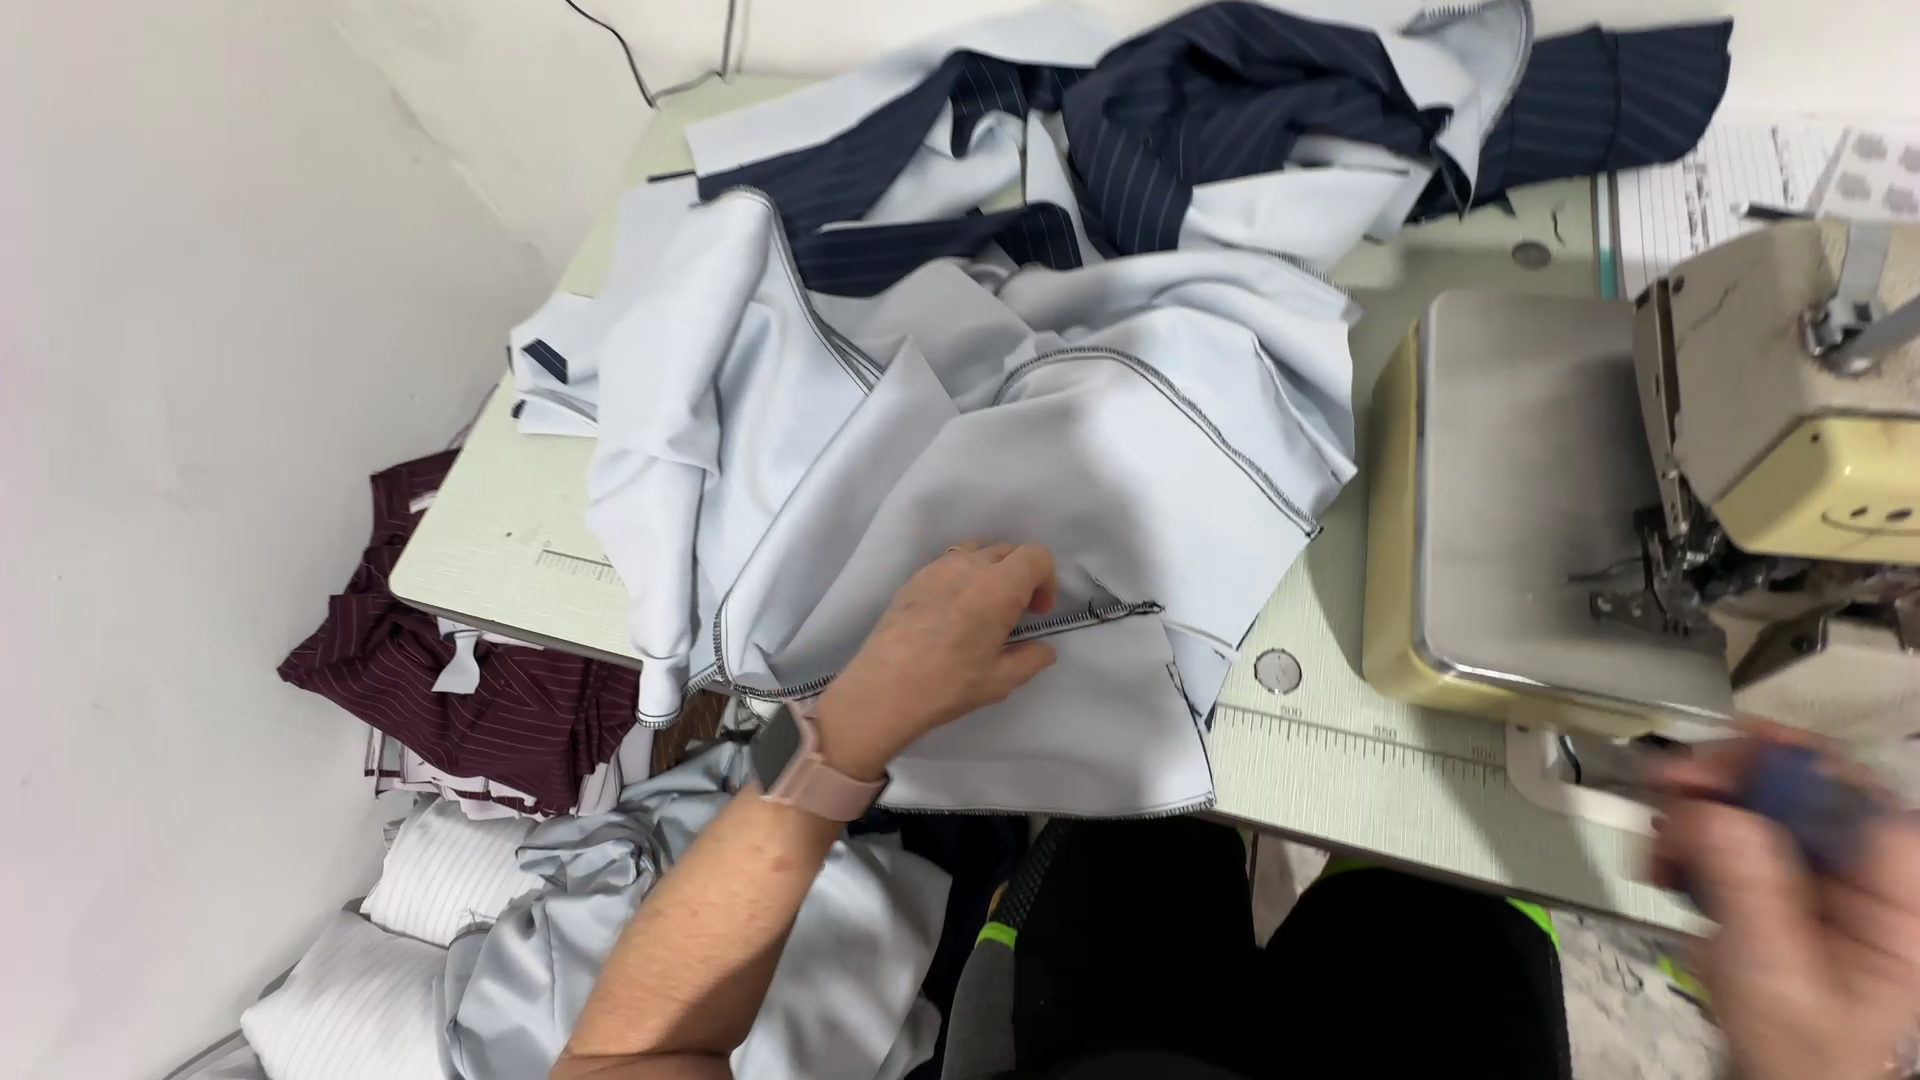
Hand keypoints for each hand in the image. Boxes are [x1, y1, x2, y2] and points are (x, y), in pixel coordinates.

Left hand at [811, 541, 1059, 780]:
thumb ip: (1031, 659)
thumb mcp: (1000, 680)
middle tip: (1014, 613)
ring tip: (982, 606)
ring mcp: (937, 567)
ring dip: (990, 570)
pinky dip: (962, 576)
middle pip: (1007, 550)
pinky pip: (948, 563)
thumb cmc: (948, 684)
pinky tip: (952, 611)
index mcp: (999, 586)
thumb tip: (1045, 650)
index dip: (1046, 579)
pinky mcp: (914, 577)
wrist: (884, 687)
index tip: (1037, 611)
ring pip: (976, 551)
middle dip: (1020, 575)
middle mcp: (969, 566)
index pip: (1036, 555)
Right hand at [1647, 722, 1919, 1079]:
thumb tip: (1715, 813)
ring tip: (1659, 849)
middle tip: (1665, 789)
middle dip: (1723, 779)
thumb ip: (1751, 891)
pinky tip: (1662, 862)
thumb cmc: (1791, 1035)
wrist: (1774, 1068)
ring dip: (1688, 809)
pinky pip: (1717, 827)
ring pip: (1747, 800)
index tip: (1725, 749)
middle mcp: (1857, 875)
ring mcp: (1807, 872)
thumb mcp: (1772, 969)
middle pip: (1797, 788)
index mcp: (1894, 901)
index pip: (1865, 804)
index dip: (1803, 762)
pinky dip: (1678, 833)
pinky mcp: (1763, 873)